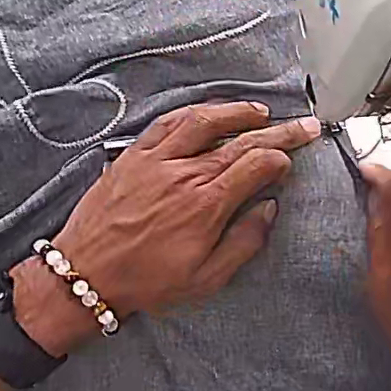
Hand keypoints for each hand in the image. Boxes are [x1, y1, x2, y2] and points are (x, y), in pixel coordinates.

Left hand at [12, 102, 321, 355]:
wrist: (87, 273)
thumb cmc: (146, 280)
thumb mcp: (205, 278)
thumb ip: (244, 241)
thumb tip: (268, 209)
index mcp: (206, 204)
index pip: (256, 164)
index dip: (281, 158)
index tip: (290, 161)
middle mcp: (185, 174)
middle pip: (241, 141)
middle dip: (278, 132)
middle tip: (302, 126)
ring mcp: (157, 160)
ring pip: (205, 121)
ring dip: (236, 112)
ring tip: (260, 111)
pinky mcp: (134, 155)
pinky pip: (168, 122)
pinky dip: (193, 112)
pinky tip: (207, 112)